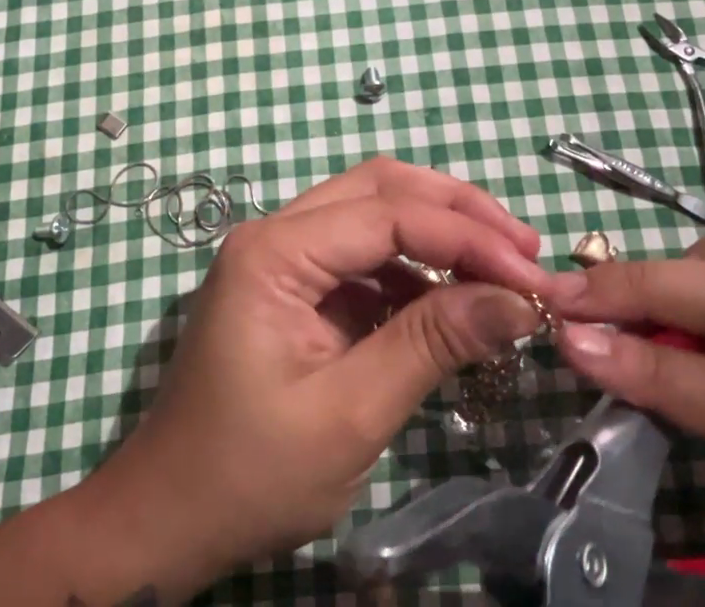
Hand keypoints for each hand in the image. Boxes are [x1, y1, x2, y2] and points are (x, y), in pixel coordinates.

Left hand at [84, 156, 574, 596]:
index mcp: (274, 253)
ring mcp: (279, 261)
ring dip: (438, 237)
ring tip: (502, 275)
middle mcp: (274, 237)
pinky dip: (412, 272)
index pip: (388, 213)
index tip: (532, 277)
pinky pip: (361, 261)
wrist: (172, 514)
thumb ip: (432, 343)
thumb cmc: (251, 472)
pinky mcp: (291, 292)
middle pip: (379, 190)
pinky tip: (453, 304)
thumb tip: (519, 299)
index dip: (467, 237)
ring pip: (372, 216)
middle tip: (525, 252)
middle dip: (457, 213)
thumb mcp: (350, 412)